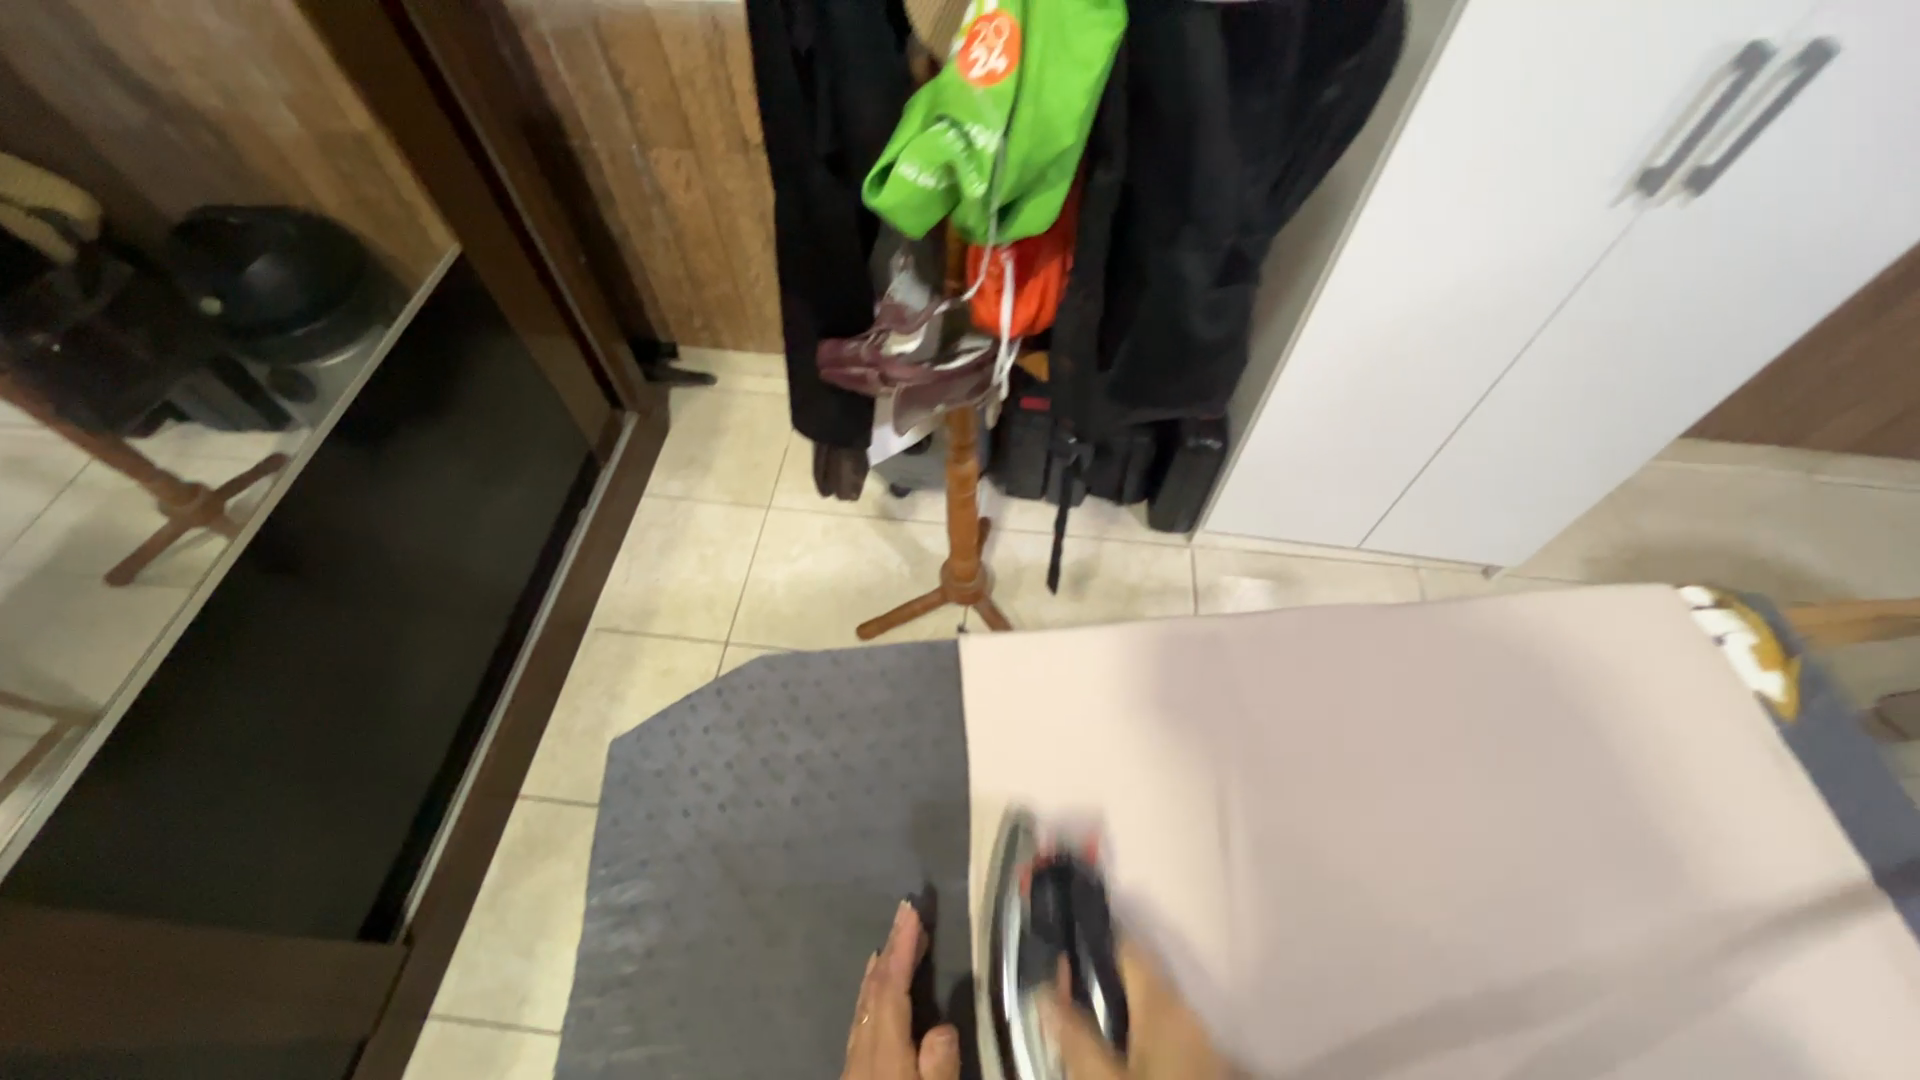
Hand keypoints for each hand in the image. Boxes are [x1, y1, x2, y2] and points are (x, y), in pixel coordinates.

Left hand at [842, 900, 960, 1079]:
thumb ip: (940, 1065)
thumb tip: (945, 1026)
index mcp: (884, 1048)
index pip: (892, 987)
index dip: (903, 946)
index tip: (913, 910)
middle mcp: (863, 1046)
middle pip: (875, 987)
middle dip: (891, 945)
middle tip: (907, 910)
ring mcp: (854, 1058)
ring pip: (865, 999)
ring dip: (881, 965)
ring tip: (894, 939)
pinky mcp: (853, 1070)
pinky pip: (862, 1014)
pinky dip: (872, 988)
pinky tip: (876, 989)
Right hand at [1043, 938, 1228, 1079]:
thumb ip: (1074, 1036)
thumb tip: (1044, 990)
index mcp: (1161, 1002)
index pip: (1125, 945)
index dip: (1090, 939)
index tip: (1059, 943)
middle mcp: (1184, 1010)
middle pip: (1134, 977)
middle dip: (1097, 981)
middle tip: (1059, 993)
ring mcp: (1198, 1038)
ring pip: (1146, 1006)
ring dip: (1115, 1010)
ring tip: (1079, 1026)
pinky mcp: (1202, 1064)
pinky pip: (1160, 1032)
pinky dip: (1134, 1033)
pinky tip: (1113, 1055)